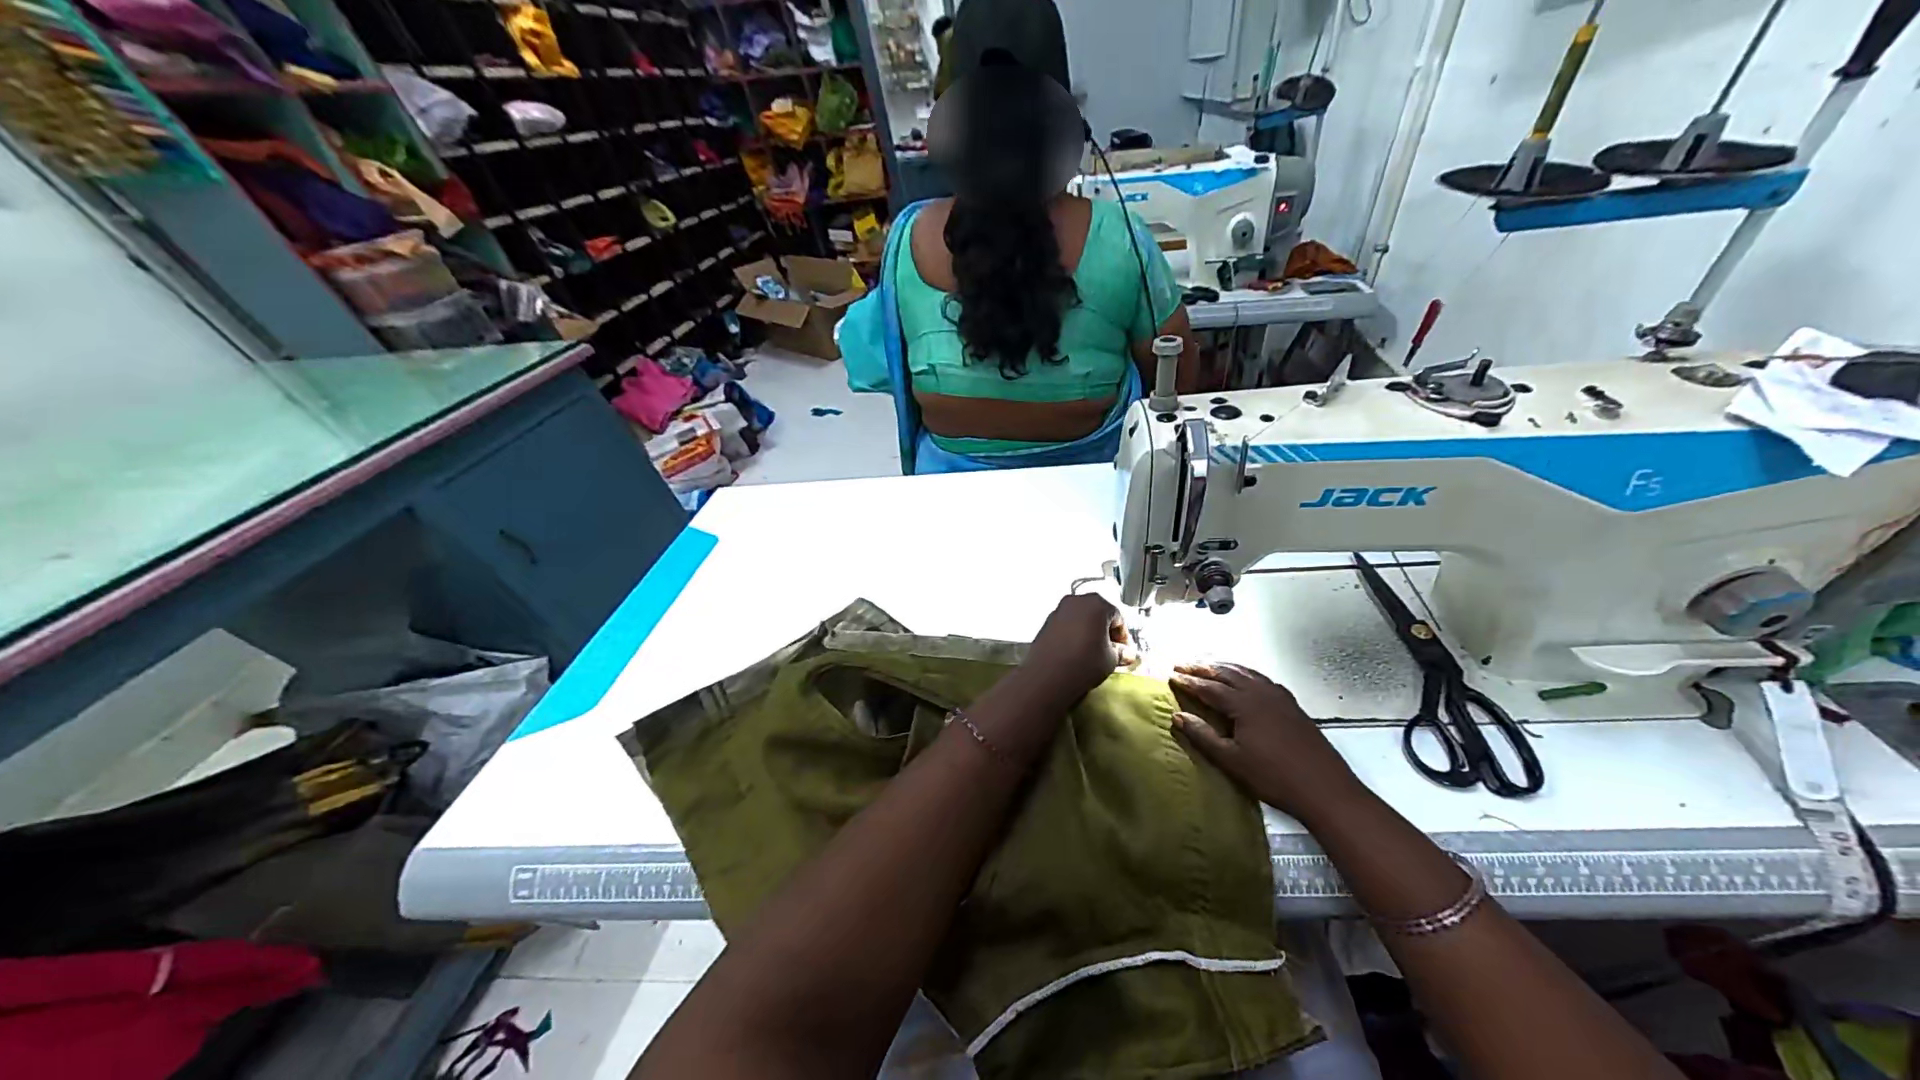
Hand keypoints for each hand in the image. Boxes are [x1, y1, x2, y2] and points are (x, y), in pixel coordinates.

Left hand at [1018, 594, 1130, 707]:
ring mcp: (1058, 610)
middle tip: (1110, 651)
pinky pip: (1067, 625)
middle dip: (1106, 631)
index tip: (1124, 652)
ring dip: (1089, 632)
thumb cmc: (1085, 662)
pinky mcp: (1046, 622)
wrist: (1047, 676)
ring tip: (1093, 653)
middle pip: (1098, 614)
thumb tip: (1126, 653)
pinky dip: (1074, 634)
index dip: (1123, 636)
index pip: (1118, 618)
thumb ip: (1121, 652)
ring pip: (1081, 618)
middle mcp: (1076, 600)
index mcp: (1097, 603)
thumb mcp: (1110, 659)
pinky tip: (1076, 652)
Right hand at [1170, 663, 1364, 822]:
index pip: (1209, 687)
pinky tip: (1245, 679)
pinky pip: (1262, 679)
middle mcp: (1261, 692)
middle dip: (1203, 667)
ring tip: (1208, 666)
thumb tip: (1178, 716)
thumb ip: (1203, 736)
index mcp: (1243, 704)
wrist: (1325, 789)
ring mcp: (1279, 697)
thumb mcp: (1231, 760)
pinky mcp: (1292, 705)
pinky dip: (1245, 674)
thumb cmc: (1273, 777)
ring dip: (1224, 667)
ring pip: (1246, 673)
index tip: (1171, 677)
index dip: (1189, 681)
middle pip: (1227, 673)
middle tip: (1183, 666)